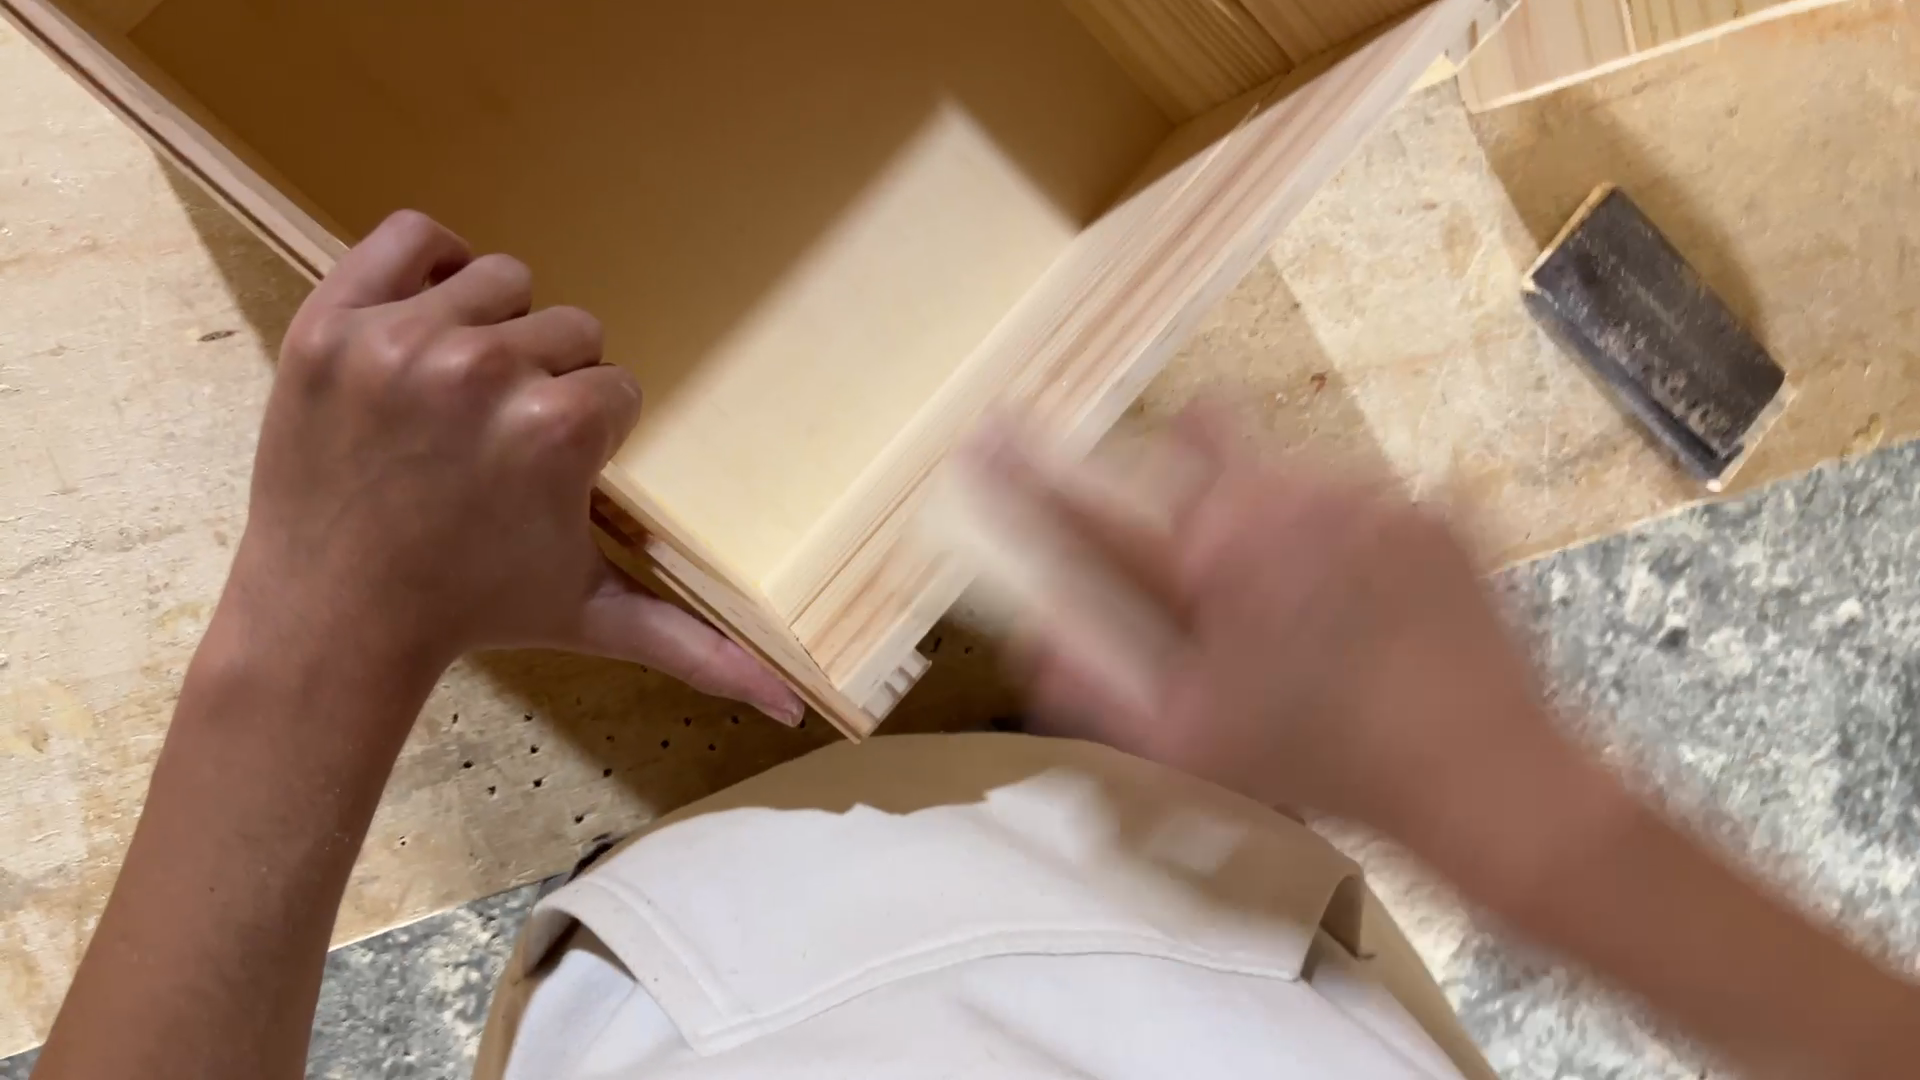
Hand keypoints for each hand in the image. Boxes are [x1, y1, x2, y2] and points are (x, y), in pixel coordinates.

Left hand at [225, 210, 802, 722]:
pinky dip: (430, 267)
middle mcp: (485, 369)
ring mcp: (399, 337)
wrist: (335, 615)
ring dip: (503, 331)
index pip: (620, 387)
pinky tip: (432, 326)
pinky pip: (411, 236)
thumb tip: (793, 706)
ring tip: (471, 395)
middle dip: (557, 382)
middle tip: (510, 441)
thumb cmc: (481, 609)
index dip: (597, 432)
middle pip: (574, 328)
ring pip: (506, 279)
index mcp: (560, 430)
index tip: (552, 473)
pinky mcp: (328, 318)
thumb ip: (700, 652)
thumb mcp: (600, 620)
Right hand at [1004, 410, 1568, 837]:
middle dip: (1192, 475)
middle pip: (1202, 435)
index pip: (1092, 496)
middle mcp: (1285, 495)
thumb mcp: (1187, 744)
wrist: (1494, 781)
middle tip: (1213, 551)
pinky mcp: (1435, 509)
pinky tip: (1368, 606)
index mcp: (1213, 551)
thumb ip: (1094, 688)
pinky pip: (1361, 496)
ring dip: (1272, 518)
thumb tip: (1031, 641)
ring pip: (1284, 471)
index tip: (987, 434)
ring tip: (1306, 605)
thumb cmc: (1321, 763)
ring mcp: (1370, 492)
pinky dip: (1344, 536)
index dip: (1027, 465)